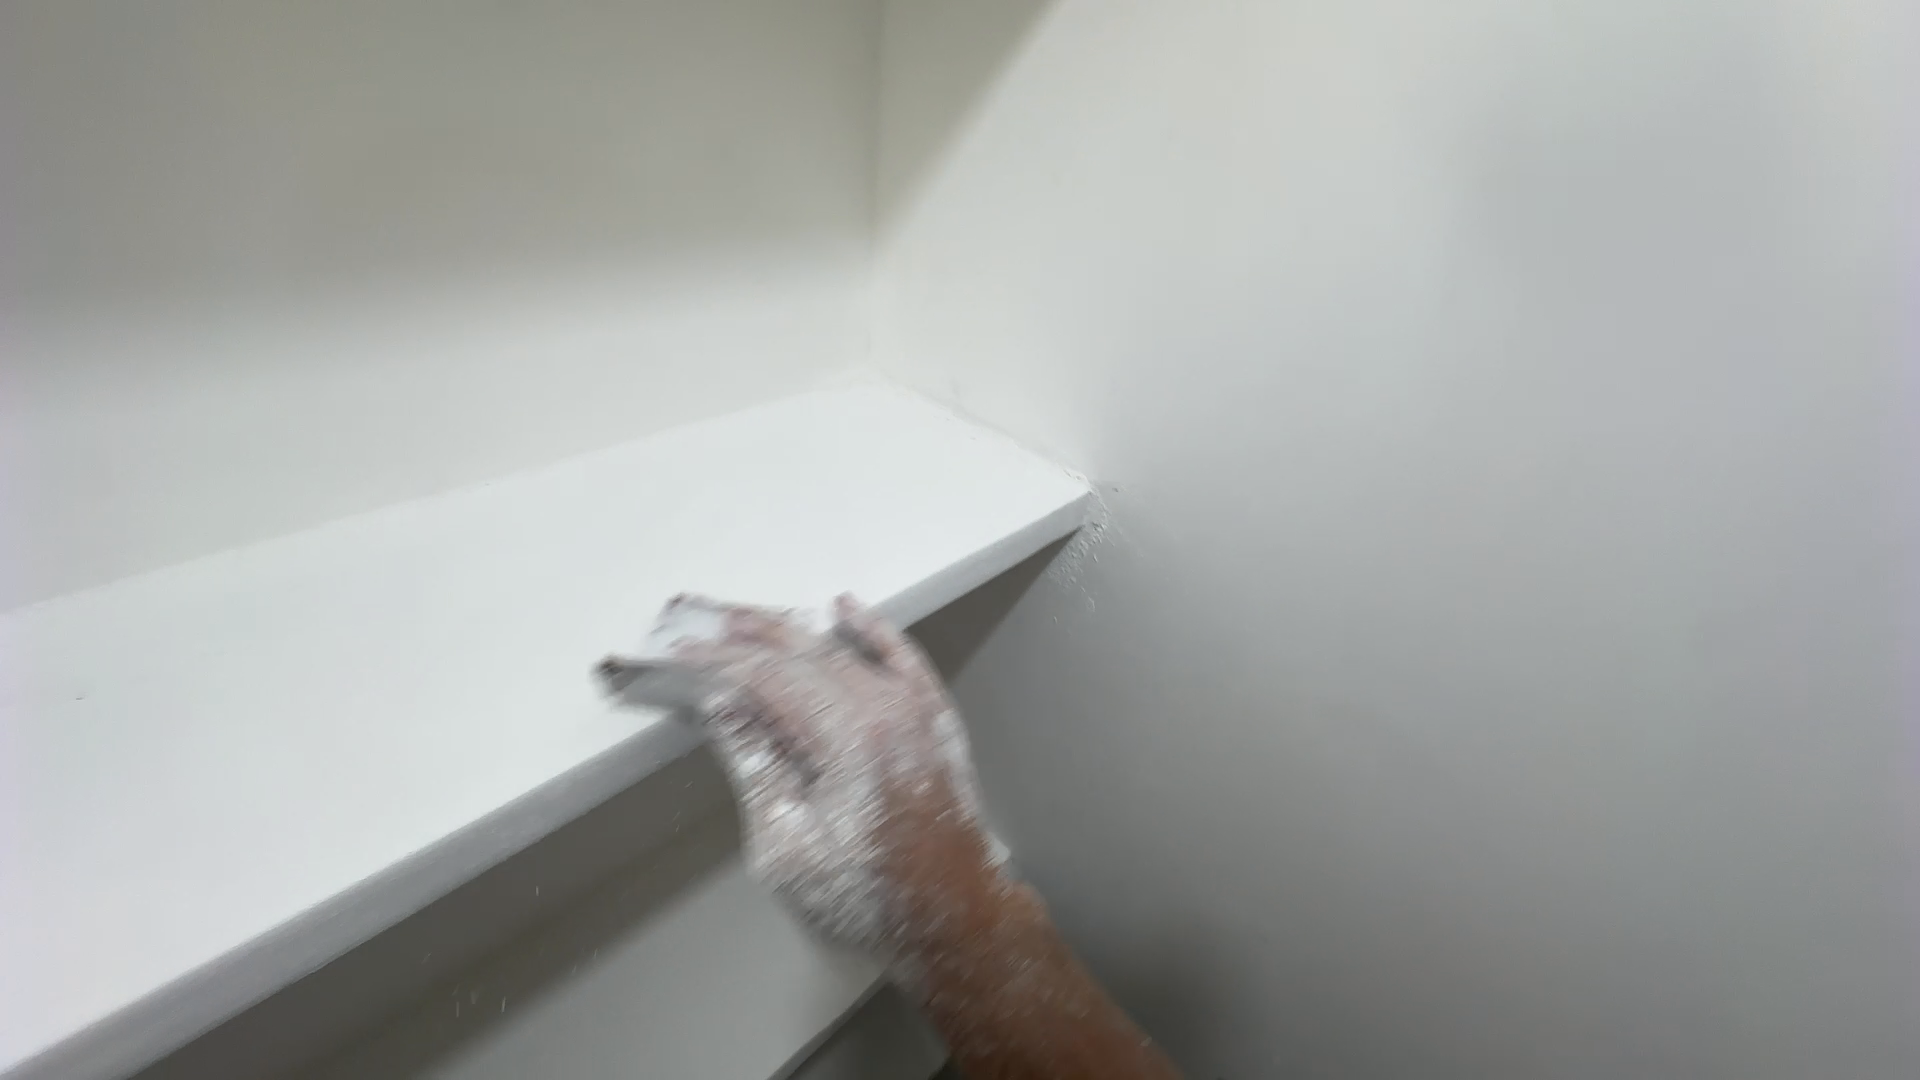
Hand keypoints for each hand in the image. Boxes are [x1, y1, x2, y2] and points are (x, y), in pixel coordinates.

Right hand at [600, 594, 1014, 968]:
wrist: (952, 909)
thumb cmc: (865, 892)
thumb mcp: (786, 847)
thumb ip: (756, 766)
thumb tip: (724, 706)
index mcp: (846, 738)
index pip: (769, 679)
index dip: (721, 662)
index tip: (683, 652)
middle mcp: (883, 706)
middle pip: (804, 654)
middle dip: (749, 635)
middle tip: (704, 623)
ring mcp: (914, 704)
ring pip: (844, 649)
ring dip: (793, 630)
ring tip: (749, 618)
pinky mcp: (933, 711)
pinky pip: (901, 654)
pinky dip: (871, 628)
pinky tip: (844, 605)